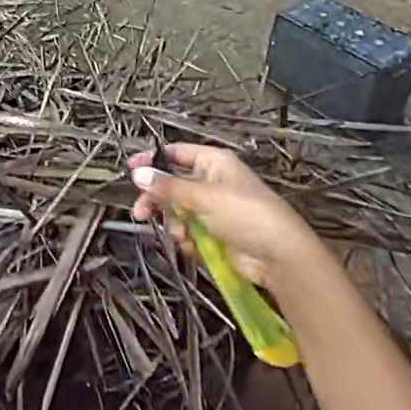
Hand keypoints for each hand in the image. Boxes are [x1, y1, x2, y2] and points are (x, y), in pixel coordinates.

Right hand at [128, 144, 321, 286]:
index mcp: (214, 163)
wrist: (279, 256)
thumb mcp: (203, 196)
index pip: (176, 154)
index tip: (132, 169)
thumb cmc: (249, 215)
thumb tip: (139, 175)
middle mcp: (212, 183)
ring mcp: (213, 209)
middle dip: (158, 200)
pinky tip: (193, 246)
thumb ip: (167, 187)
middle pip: (172, 186)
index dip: (153, 160)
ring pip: (177, 212)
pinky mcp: (214, 233)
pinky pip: (188, 232)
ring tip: (182, 235)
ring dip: (175, 224)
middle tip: (142, 211)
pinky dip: (187, 240)